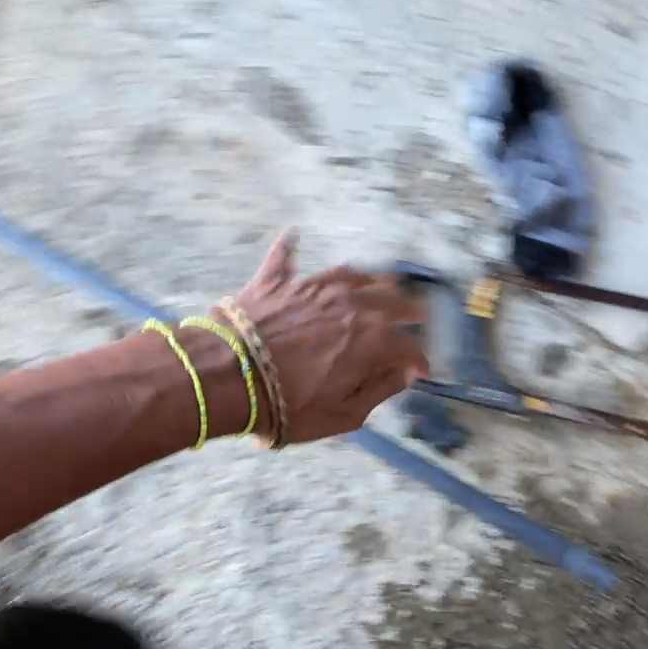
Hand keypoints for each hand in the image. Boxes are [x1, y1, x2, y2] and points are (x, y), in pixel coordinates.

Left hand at [228, 230, 428, 444]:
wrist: (228, 376)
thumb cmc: (289, 406)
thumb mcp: (344, 415)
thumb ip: (380, 390)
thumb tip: (406, 373)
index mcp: (372, 339)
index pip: (408, 347)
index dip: (417, 360)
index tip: (419, 369)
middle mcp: (351, 304)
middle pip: (392, 301)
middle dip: (410, 311)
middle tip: (418, 316)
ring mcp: (314, 287)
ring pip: (354, 274)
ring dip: (374, 278)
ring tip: (386, 281)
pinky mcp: (278, 281)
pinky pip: (287, 256)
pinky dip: (292, 246)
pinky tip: (295, 233)